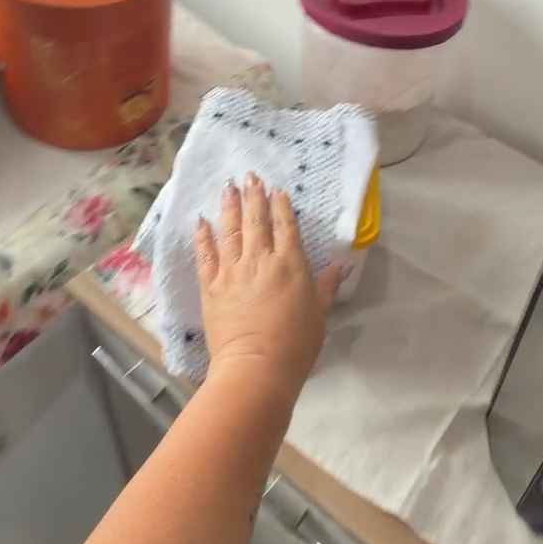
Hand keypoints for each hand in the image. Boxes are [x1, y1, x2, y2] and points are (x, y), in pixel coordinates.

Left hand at [194, 173, 343, 403]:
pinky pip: (206, 255)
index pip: (286, 226)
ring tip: (228, 188)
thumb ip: (327, 285)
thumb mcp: (320, 312)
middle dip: (254, 196)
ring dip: (229, 207)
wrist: (256, 367)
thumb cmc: (296, 343)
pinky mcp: (212, 286)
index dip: (281, 206)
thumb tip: (341, 265)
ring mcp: (232, 271)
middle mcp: (260, 260)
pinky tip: (201, 221)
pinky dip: (203, 236)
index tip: (277, 190)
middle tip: (250, 176)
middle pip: (257, 221)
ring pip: (230, 231)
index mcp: (290, 264)